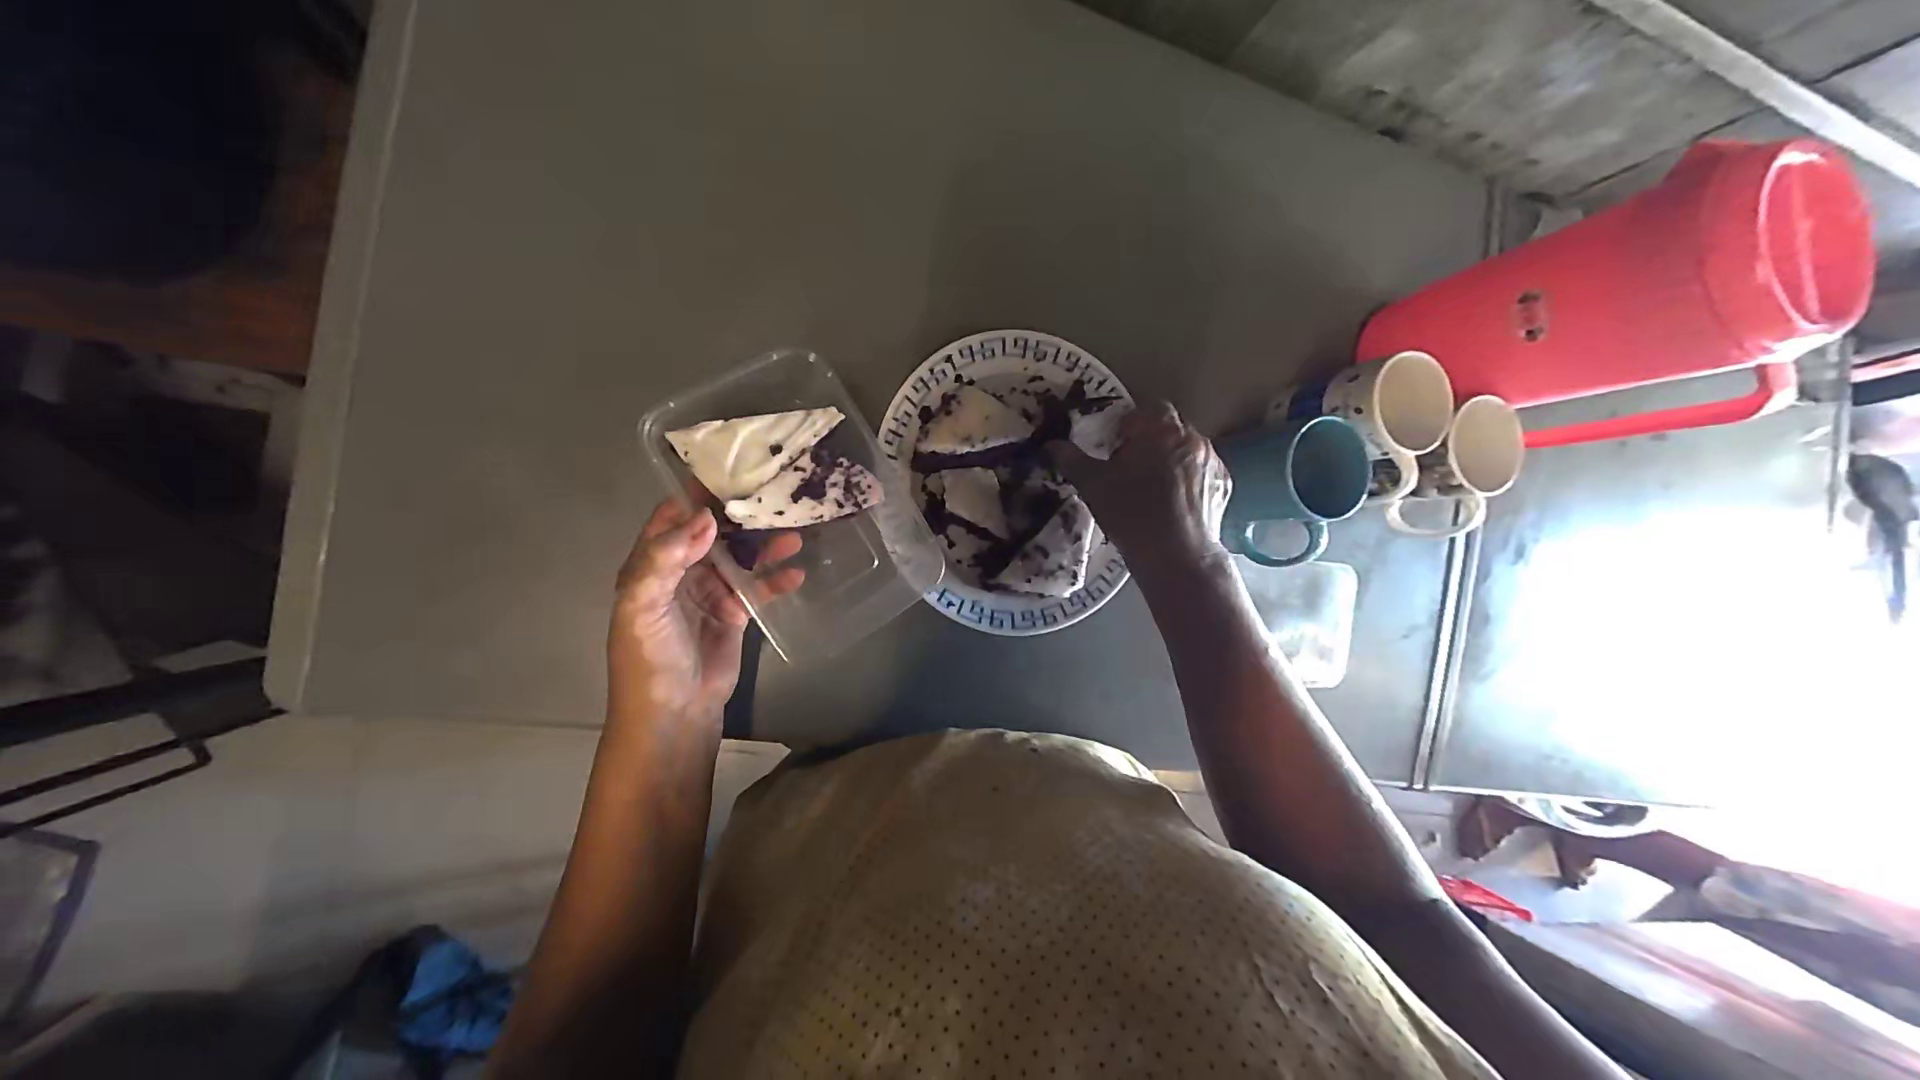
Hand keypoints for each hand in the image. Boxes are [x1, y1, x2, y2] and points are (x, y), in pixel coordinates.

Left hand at [608, 500, 802, 721]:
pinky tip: (797, 573)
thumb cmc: (649, 656)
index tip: (728, 470)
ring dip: (764, 544)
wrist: (673, 712)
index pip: (672, 519)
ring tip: (794, 530)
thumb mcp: (642, 604)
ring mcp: (710, 592)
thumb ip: (665, 558)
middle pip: (712, 533)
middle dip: (739, 514)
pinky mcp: (735, 613)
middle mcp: (680, 572)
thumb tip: (705, 517)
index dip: (695, 495)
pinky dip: (776, 580)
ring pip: (740, 557)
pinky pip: (758, 588)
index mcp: (650, 565)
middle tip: (772, 492)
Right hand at [1052, 401, 1231, 579]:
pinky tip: (1173, 504)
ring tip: (1152, 489)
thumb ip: (1071, 459)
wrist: (1176, 555)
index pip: (1144, 409)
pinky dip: (1188, 480)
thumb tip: (1051, 444)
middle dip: (1149, 441)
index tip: (1114, 448)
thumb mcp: (1093, 485)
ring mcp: (1212, 460)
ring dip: (1169, 460)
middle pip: (1167, 428)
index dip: (1127, 426)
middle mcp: (1192, 436)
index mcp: (1160, 427)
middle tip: (1129, 469)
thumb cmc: (1131, 513)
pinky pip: (1201, 472)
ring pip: (1185, 450)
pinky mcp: (1223, 484)